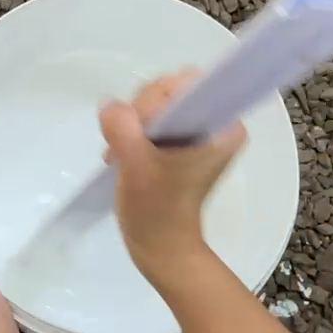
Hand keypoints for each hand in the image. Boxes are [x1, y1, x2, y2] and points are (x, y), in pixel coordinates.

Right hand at [98, 70, 246, 282]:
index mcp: (223, 125)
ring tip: (123, 155)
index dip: (157, 101)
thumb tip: (109, 105)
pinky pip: (150, 117)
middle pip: (168, 89)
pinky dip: (132, 131)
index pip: (186, 83)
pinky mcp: (178, 141)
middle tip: (130, 147)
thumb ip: (122, 127)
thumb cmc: (157, 211)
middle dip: (141, 114)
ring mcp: (195, 131)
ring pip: (155, 102)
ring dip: (131, 124)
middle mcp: (215, 121)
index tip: (143, 131)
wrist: (159, 249)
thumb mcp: (136, 166)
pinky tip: (123, 155)